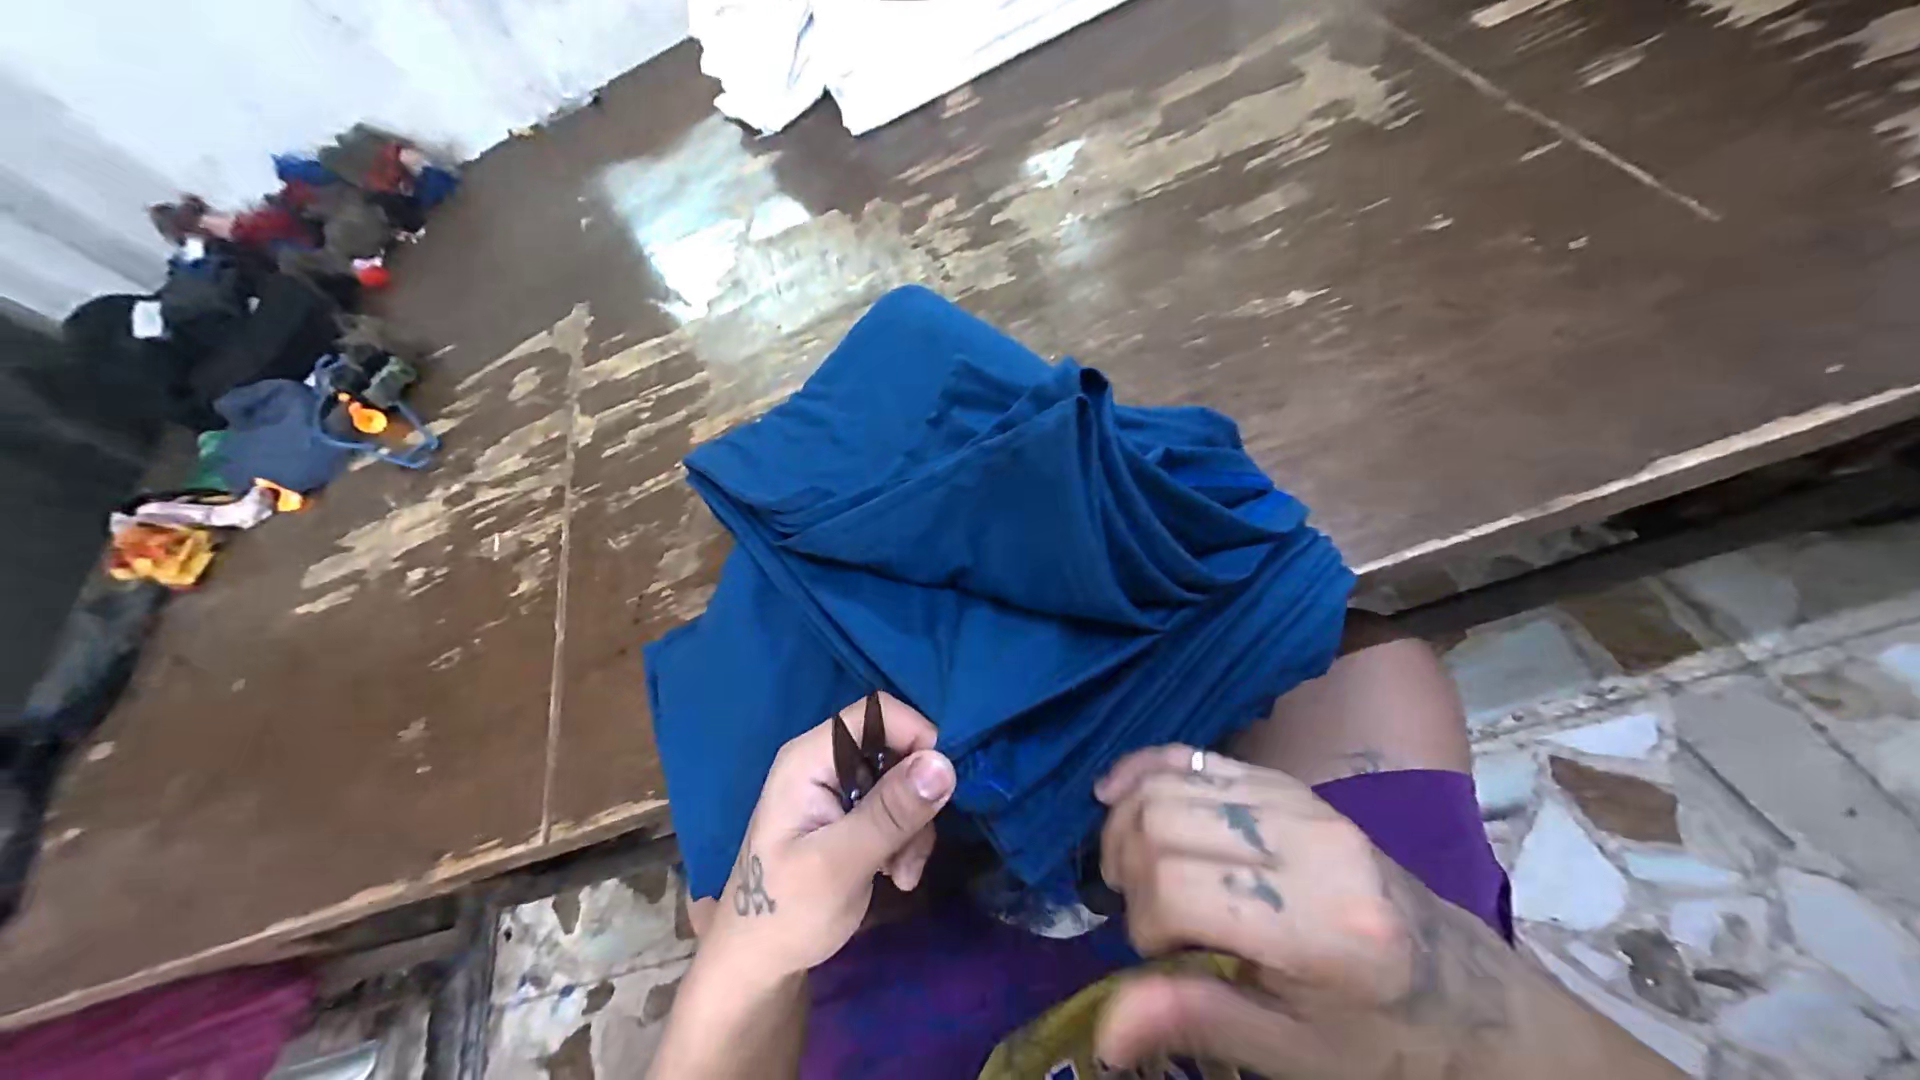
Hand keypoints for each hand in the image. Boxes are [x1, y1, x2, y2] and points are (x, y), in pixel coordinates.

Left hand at [699, 692, 956, 984]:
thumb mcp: (841, 863)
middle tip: (915, 847)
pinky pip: (897, 807)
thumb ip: (892, 811)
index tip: (942, 782)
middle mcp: (825, 761)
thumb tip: (944, 763)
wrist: (758, 966)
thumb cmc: (785, 912)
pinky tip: (896, 875)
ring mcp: (838, 787)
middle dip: (915, 797)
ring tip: (901, 874)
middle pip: (895, 748)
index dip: (915, 735)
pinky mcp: (852, 812)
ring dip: (914, 827)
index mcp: (809, 758)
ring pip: (903, 781)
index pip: (876, 713)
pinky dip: (906, 839)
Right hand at [1092, 745, 1515, 1077]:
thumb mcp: (1293, 1053)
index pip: (1176, 889)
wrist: (1461, 987)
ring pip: (1167, 782)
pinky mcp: (1283, 781)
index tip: (1156, 954)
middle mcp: (1308, 842)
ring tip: (1128, 865)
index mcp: (1320, 926)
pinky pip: (1190, 756)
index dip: (1142, 921)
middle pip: (1161, 821)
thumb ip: (1196, 1022)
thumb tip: (1105, 1035)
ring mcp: (1296, 799)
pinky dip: (1142, 772)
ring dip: (1124, 821)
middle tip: (1135, 908)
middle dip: (1123, 864)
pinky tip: (1116, 795)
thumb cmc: (1379, 1036)